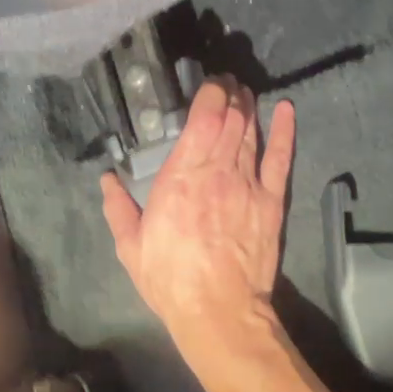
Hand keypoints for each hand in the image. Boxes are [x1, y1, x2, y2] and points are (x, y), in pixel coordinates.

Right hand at [100, 78, 295, 360]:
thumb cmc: (169, 279)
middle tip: (228, 82)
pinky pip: (279, 159)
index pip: (202, 121)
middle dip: (230, 95)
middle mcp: (216, 171)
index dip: (209, 95)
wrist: (217, 309)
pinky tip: (285, 111)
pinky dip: (284, 132)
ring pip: (252, 133)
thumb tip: (106, 180)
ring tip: (246, 92)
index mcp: (180, 178)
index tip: (209, 84)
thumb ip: (118, 208)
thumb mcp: (131, 247)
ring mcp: (248, 184)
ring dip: (250, 107)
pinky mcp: (271, 202)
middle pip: (229, 120)